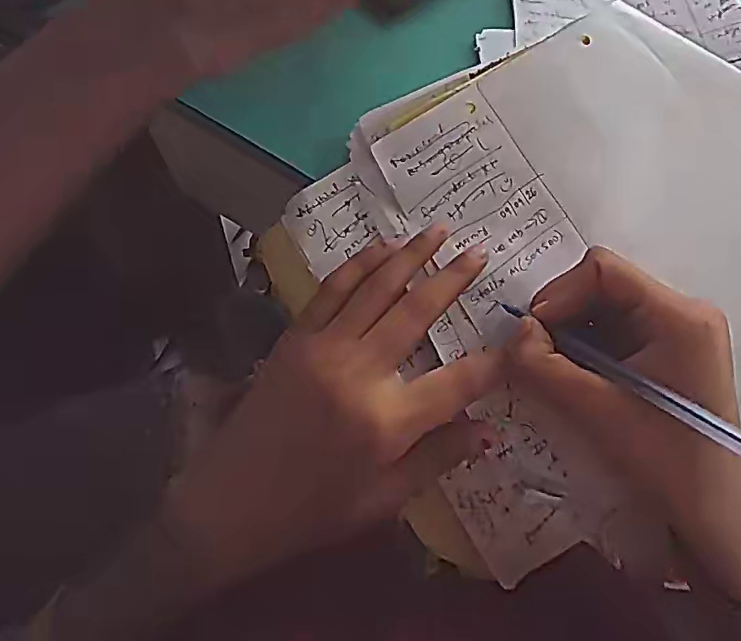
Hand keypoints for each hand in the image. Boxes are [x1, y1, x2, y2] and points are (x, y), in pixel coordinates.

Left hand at [155, 226, 499, 592]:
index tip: (513, 340)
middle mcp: (359, 372)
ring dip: (411, 255)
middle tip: (478, 253)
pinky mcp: (296, 336)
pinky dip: (361, 263)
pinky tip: (383, 247)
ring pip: (377, 287)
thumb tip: (490, 431)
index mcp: (386, 421)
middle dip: (453, 278)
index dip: (491, 362)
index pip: (456, 383)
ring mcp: (324, 347)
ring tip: (438, 231)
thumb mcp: (382, 500)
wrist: (227, 505)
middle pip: (417, 311)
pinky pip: (334, 289)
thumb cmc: (311, 509)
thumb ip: (438, 458)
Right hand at [507, 248, 740, 604]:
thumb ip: (545, 366)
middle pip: (605, 285)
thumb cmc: (667, 465)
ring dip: (574, 330)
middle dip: (564, 313)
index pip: (604, 271)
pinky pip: (618, 326)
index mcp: (680, 317)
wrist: (716, 520)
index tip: (533, 328)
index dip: (560, 291)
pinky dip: (589, 344)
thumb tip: (515, 330)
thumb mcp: (597, 412)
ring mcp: (681, 329)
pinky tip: (577, 373)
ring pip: (607, 305)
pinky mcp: (671, 347)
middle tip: (537, 349)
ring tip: (555, 365)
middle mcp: (685, 311)